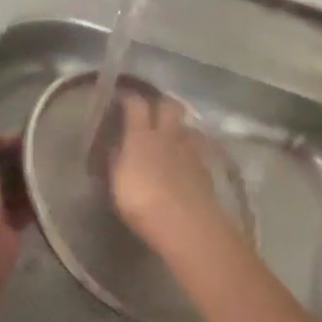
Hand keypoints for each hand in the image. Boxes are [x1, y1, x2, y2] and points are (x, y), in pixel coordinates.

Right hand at [108, 94, 225, 242]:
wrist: (186, 223)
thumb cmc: (142, 204)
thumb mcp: (117, 183)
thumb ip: (115, 160)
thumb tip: (115, 144)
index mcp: (141, 136)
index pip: (136, 104)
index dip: (128, 98)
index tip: (122, 99)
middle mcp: (168, 135)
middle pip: (169, 104)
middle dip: (160, 103)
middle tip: (152, 111)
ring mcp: (190, 149)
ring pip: (187, 125)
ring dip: (179, 126)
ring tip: (173, 136)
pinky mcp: (206, 166)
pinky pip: (199, 147)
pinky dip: (192, 148)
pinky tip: (187, 159)